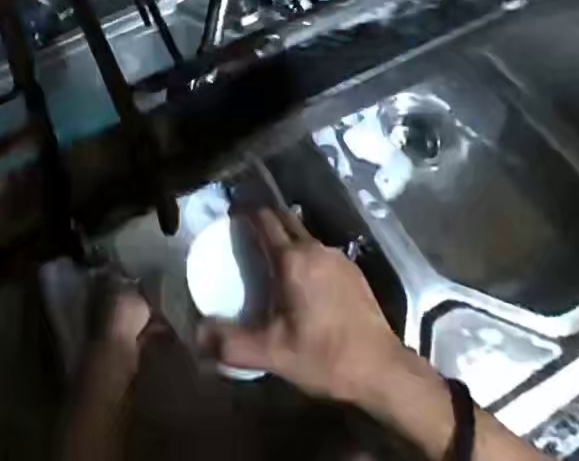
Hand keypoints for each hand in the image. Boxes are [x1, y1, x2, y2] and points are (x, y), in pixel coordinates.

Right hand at [195, 209, 424, 405]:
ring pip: (304, 236)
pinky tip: (304, 278)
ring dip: (287, 238)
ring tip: (272, 255)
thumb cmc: (324, 357)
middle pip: (286, 220)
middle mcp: (314, 248)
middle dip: (266, 219)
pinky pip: (321, 251)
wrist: (380, 368)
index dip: (247, 212)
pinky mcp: (353, 269)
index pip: (265, 221)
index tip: (233, 210)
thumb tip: (198, 334)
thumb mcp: (273, 354)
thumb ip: (231, 344)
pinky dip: (306, 254)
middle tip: (247, 228)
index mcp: (292, 260)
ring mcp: (337, 256)